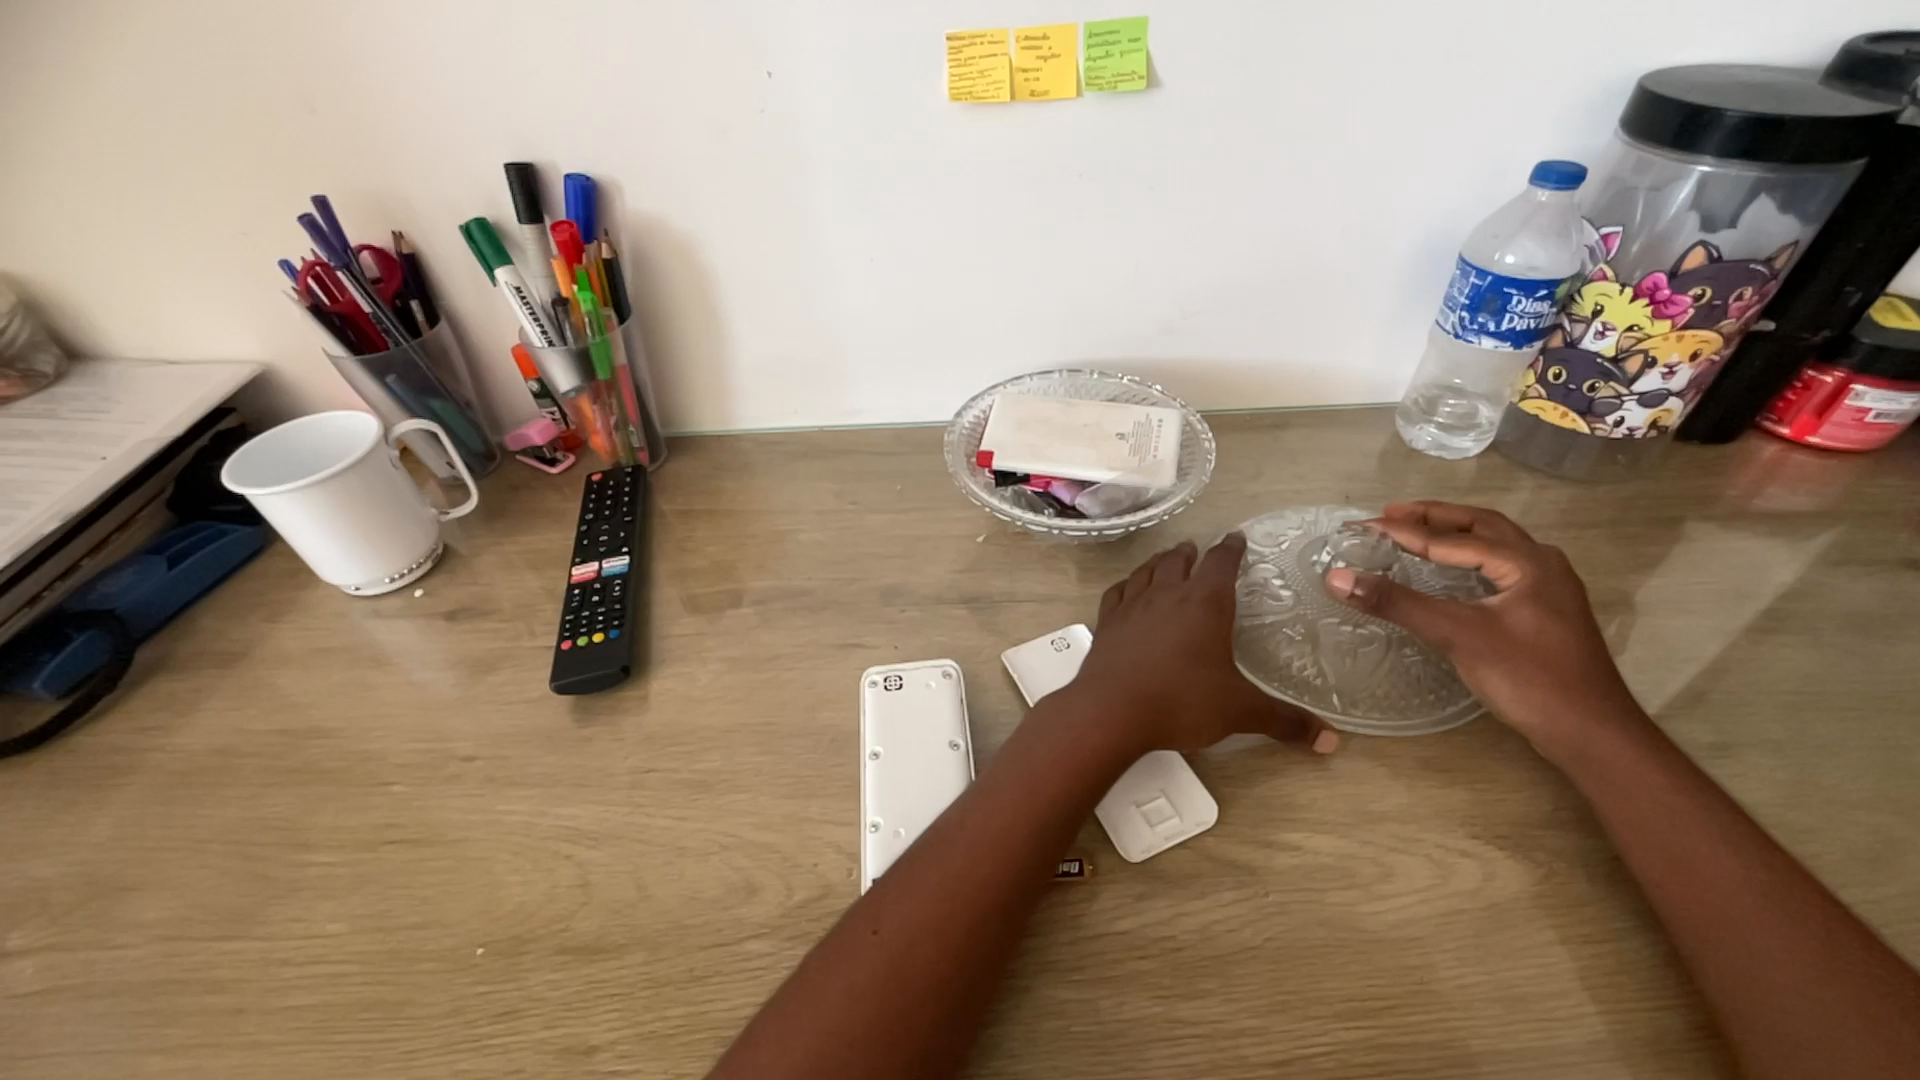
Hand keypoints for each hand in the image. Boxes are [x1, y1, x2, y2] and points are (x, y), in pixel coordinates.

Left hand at [1063, 534, 1337, 755]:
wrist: (1111, 712)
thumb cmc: (1181, 702)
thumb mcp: (1239, 711)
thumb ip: (1284, 721)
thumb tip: (1331, 741)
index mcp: (1205, 604)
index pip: (1221, 563)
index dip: (1231, 549)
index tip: (1236, 538)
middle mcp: (1167, 595)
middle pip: (1178, 560)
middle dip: (1191, 552)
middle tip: (1196, 549)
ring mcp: (1131, 606)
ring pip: (1146, 571)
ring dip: (1159, 562)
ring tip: (1166, 560)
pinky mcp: (1106, 623)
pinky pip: (1117, 592)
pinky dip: (1126, 585)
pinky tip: (1127, 589)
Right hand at [1322, 501, 1643, 755]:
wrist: (1591, 733)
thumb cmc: (1528, 678)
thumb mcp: (1457, 635)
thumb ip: (1398, 603)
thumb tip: (1338, 578)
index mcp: (1527, 562)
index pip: (1454, 537)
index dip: (1405, 531)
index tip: (1363, 527)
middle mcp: (1542, 565)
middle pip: (1482, 527)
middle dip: (1434, 517)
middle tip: (1390, 514)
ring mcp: (1548, 590)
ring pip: (1495, 547)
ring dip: (1454, 535)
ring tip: (1415, 534)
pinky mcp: (1545, 613)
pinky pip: (1500, 570)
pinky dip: (1468, 559)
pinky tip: (1450, 574)